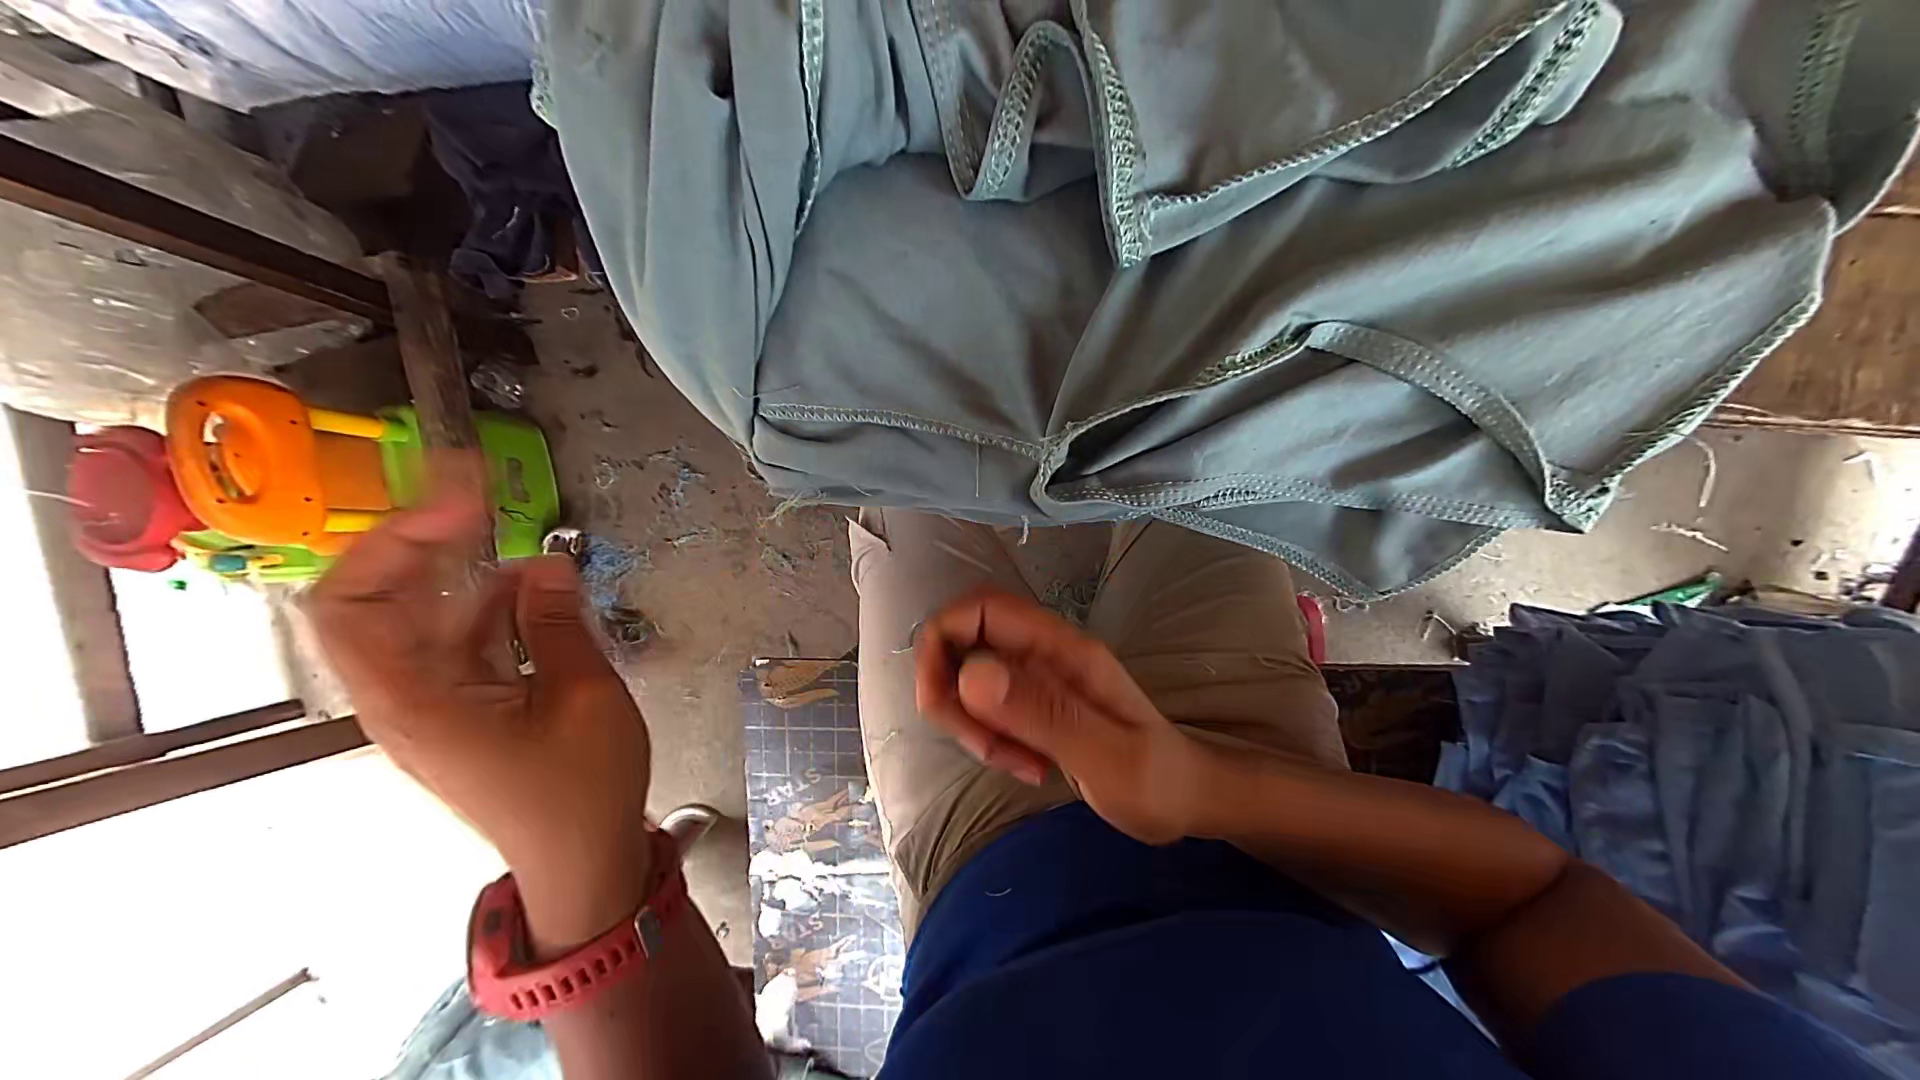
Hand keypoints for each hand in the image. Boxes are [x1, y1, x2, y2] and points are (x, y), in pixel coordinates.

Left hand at [304, 468, 654, 949]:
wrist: (584, 856)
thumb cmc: (580, 788)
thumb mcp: (583, 696)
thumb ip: (558, 624)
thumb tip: (548, 564)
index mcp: (414, 698)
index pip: (351, 603)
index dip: (395, 539)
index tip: (462, 501)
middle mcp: (407, 695)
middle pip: (381, 601)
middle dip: (424, 540)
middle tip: (478, 495)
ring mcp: (436, 701)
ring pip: (427, 618)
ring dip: (466, 571)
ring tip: (512, 534)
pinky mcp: (468, 706)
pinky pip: (464, 641)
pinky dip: (493, 606)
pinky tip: (533, 587)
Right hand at [913, 588, 1213, 843]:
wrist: (1186, 797)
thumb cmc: (1157, 780)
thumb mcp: (1105, 754)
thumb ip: (1041, 712)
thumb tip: (969, 673)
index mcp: (1059, 647)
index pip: (978, 608)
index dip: (941, 642)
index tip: (940, 704)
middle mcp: (1042, 650)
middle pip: (962, 640)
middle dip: (950, 694)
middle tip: (984, 747)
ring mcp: (1036, 675)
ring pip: (968, 676)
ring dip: (970, 722)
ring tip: (1016, 763)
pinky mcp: (1032, 702)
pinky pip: (984, 705)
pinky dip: (985, 735)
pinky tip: (1023, 764)